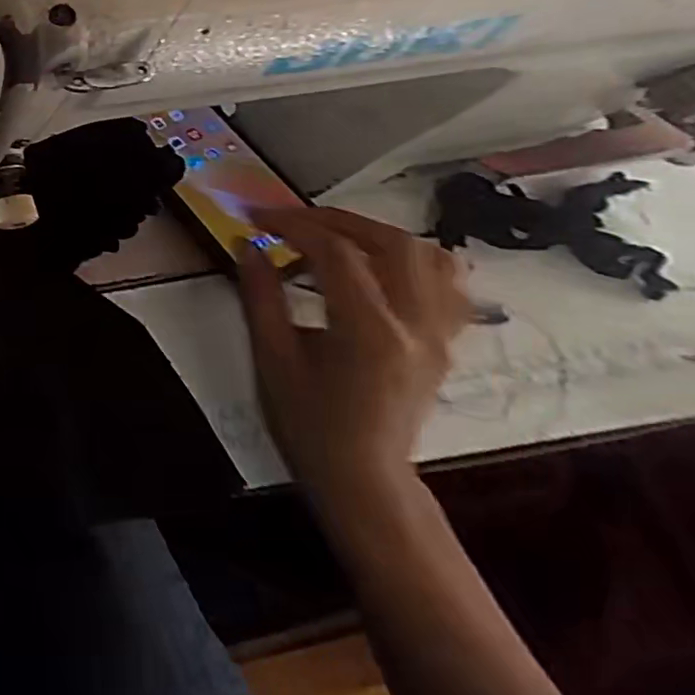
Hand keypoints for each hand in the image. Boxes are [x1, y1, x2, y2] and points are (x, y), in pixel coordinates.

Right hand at [237, 208, 468, 499]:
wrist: (361, 474)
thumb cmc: (308, 422)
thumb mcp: (272, 358)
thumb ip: (260, 297)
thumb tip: (247, 247)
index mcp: (368, 331)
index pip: (335, 253)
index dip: (293, 225)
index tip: (257, 219)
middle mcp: (415, 325)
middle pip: (390, 242)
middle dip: (335, 220)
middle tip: (291, 221)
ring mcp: (439, 333)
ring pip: (428, 255)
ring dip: (377, 234)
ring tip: (334, 237)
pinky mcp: (445, 340)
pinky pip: (448, 283)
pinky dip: (414, 259)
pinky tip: (380, 264)